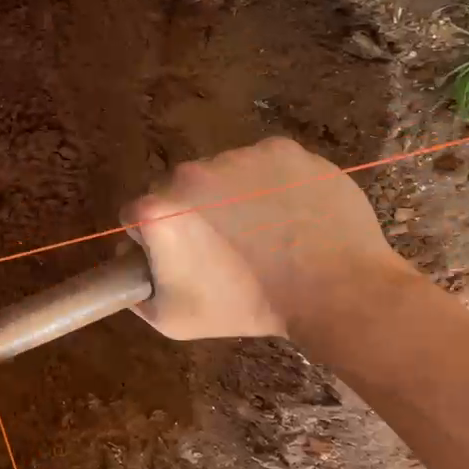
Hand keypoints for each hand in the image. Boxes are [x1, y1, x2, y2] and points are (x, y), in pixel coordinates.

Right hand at [121, 137, 412, 339]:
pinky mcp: (280, 150)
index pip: (136, 216)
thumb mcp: (172, 318)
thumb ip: (137, 291)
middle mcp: (187, 173)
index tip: (183, 257)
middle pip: (175, 189)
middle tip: (225, 245)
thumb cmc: (249, 306)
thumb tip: (128, 266)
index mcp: (155, 209)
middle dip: (192, 212)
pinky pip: (262, 163)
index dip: (155, 239)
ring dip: (230, 195)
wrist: (340, 293)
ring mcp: (236, 158)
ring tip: (264, 230)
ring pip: (219, 174)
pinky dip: (270, 182)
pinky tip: (288, 211)